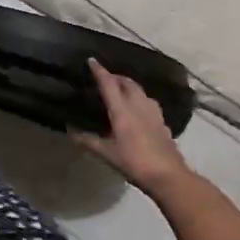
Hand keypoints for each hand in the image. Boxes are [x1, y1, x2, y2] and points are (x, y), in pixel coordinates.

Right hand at [73, 59, 192, 194]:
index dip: (100, 71)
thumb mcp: (104, 152)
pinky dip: (141, 100)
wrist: (170, 178)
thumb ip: (86, 139)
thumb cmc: (134, 162)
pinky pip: (151, 105)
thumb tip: (70, 130)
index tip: (91, 60)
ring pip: (143, 93)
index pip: (109, 85)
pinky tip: (139, 109)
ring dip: (131, 87)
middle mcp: (139, 109)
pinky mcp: (164, 127)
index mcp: (122, 112)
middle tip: (105, 77)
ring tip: (122, 90)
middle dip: (117, 77)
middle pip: (130, 85)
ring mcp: (155, 117)